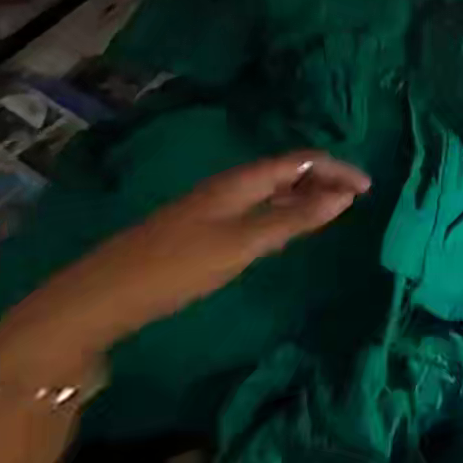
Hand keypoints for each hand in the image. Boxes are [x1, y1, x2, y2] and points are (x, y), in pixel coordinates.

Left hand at [0, 151, 369, 380]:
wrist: (95, 301)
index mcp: (241, 181)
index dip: (338, 169)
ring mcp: (214, 207)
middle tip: (356, 199)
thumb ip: (295, 220)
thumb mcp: (243, 244)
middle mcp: (230, 186)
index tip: (368, 188)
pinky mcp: (202, 230)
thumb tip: (345, 196)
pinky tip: (288, 230)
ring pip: (273, 191)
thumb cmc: (175, 266)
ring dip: (306, 196)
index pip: (302, 161)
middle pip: (289, 172)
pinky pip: (258, 209)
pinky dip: (284, 213)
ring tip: (334, 210)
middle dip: (325, 179)